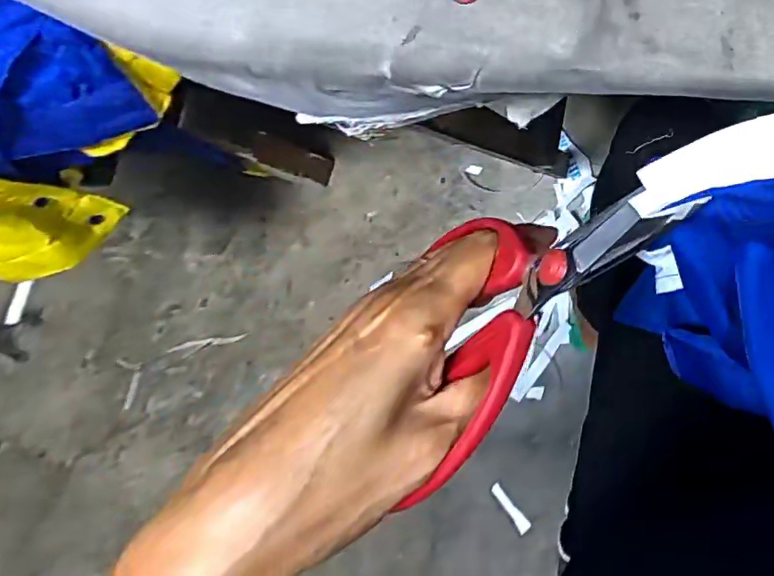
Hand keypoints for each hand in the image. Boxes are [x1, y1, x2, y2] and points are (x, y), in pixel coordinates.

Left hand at [116, 226, 546, 575]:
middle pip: (460, 247)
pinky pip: (408, 291)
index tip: (552, 260)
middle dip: (507, 251)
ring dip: (477, 270)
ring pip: (433, 266)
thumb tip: (510, 333)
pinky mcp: (338, 338)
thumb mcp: (439, 435)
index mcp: (414, 318)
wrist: (222, 530)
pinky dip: (447, 289)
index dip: (526, 244)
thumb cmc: (333, 484)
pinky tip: (457, 324)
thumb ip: (489, 370)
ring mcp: (355, 317)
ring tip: (508, 295)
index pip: (485, 246)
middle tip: (540, 271)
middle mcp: (383, 304)